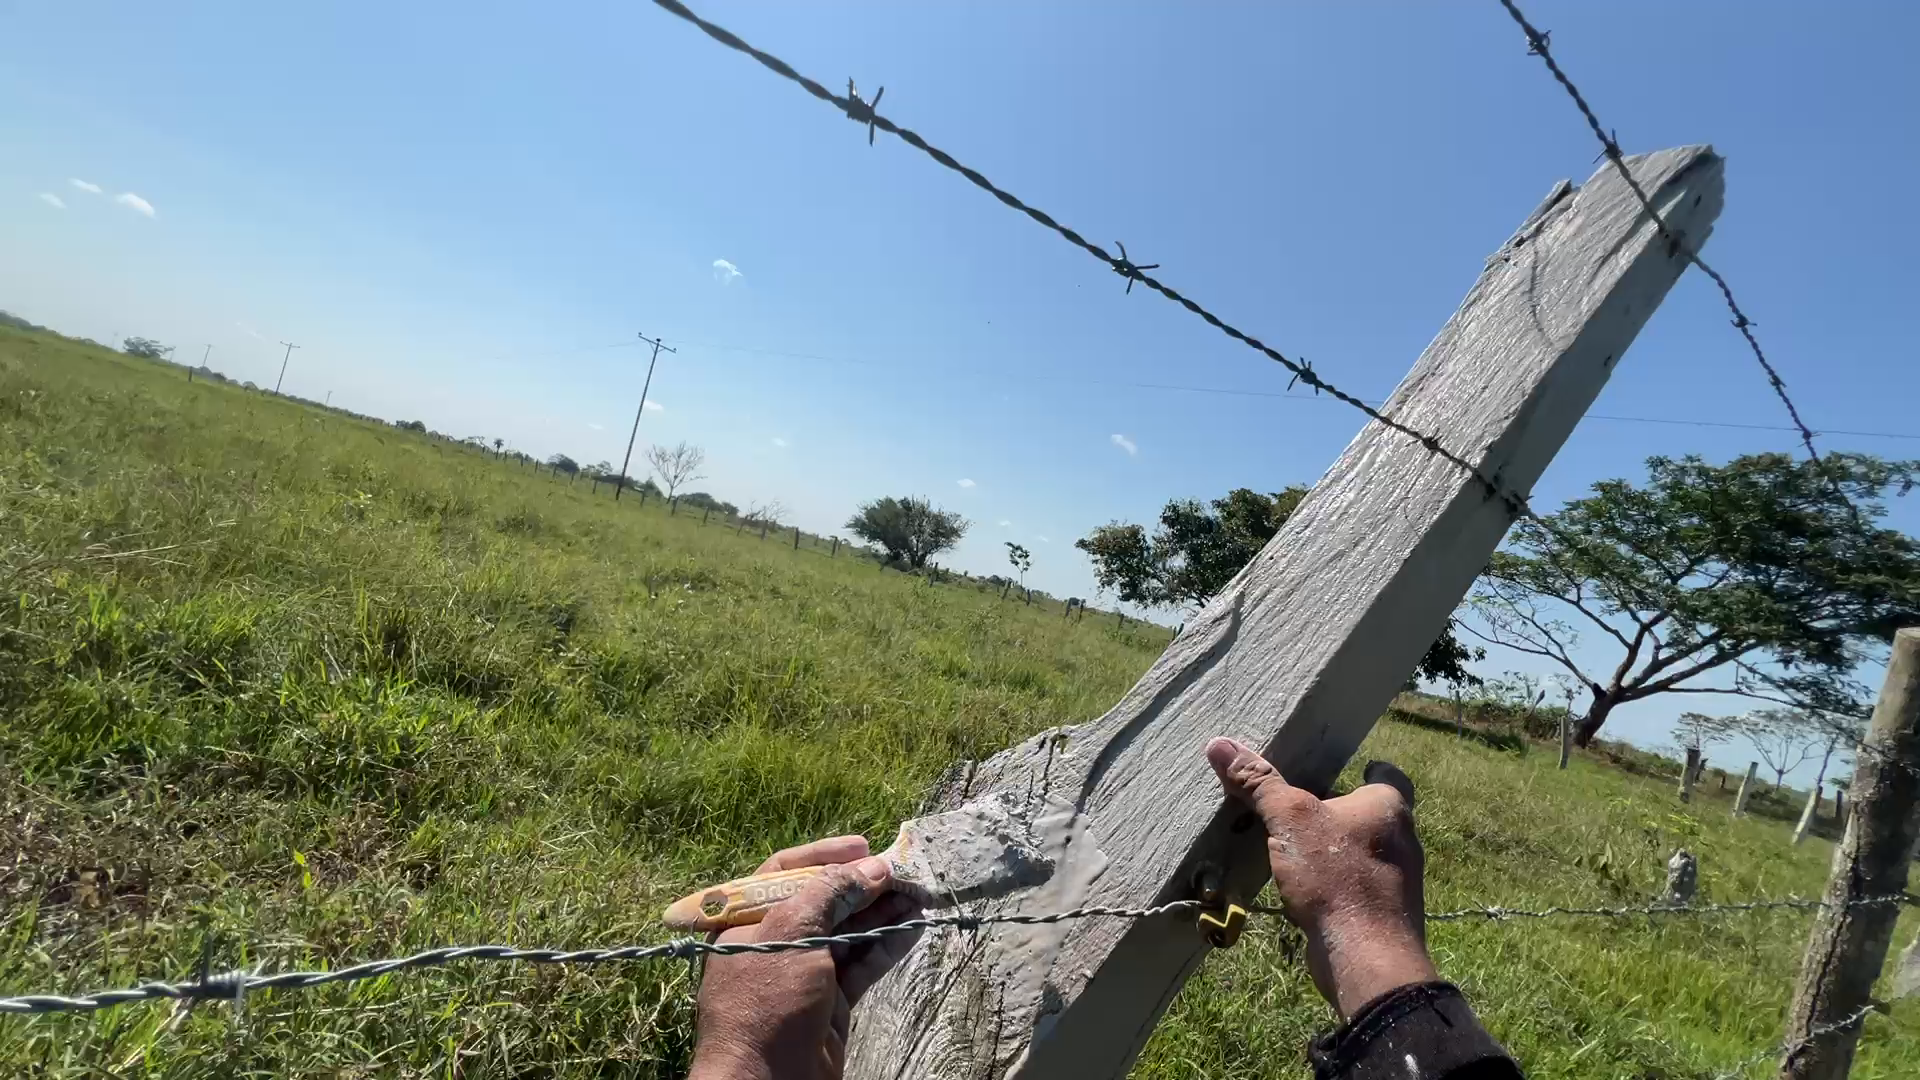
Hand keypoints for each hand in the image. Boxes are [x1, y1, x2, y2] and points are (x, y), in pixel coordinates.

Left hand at [688, 835, 924, 1079]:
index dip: (825, 854)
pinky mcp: (832, 1001)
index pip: (786, 870)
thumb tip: (874, 866)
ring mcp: (805, 972)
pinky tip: (914, 927)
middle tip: (903, 871)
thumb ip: (833, 892)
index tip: (863, 845)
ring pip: (850, 929)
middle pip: (826, 899)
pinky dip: (888, 943)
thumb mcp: (792, 933)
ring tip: (919, 895)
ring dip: (884, 911)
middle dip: (865, 884)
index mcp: (748, 920)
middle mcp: (776, 941)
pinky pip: (863, 962)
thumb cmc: (767, 1003)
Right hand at [1206, 737, 1437, 1017]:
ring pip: (1357, 848)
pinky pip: (1351, 880)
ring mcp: (1393, 880)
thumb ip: (1257, 782)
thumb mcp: (1288, 818)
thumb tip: (1219, 745)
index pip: (1388, 776)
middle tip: (1296, 798)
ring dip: (1328, 843)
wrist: (1367, 963)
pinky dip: (1328, 875)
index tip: (1340, 767)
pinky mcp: (1379, 911)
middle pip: (1367, 811)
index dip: (1367, 769)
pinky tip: (1297, 879)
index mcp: (1388, 809)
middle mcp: (1400, 841)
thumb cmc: (1336, 876)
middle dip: (1334, 805)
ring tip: (1287, 838)